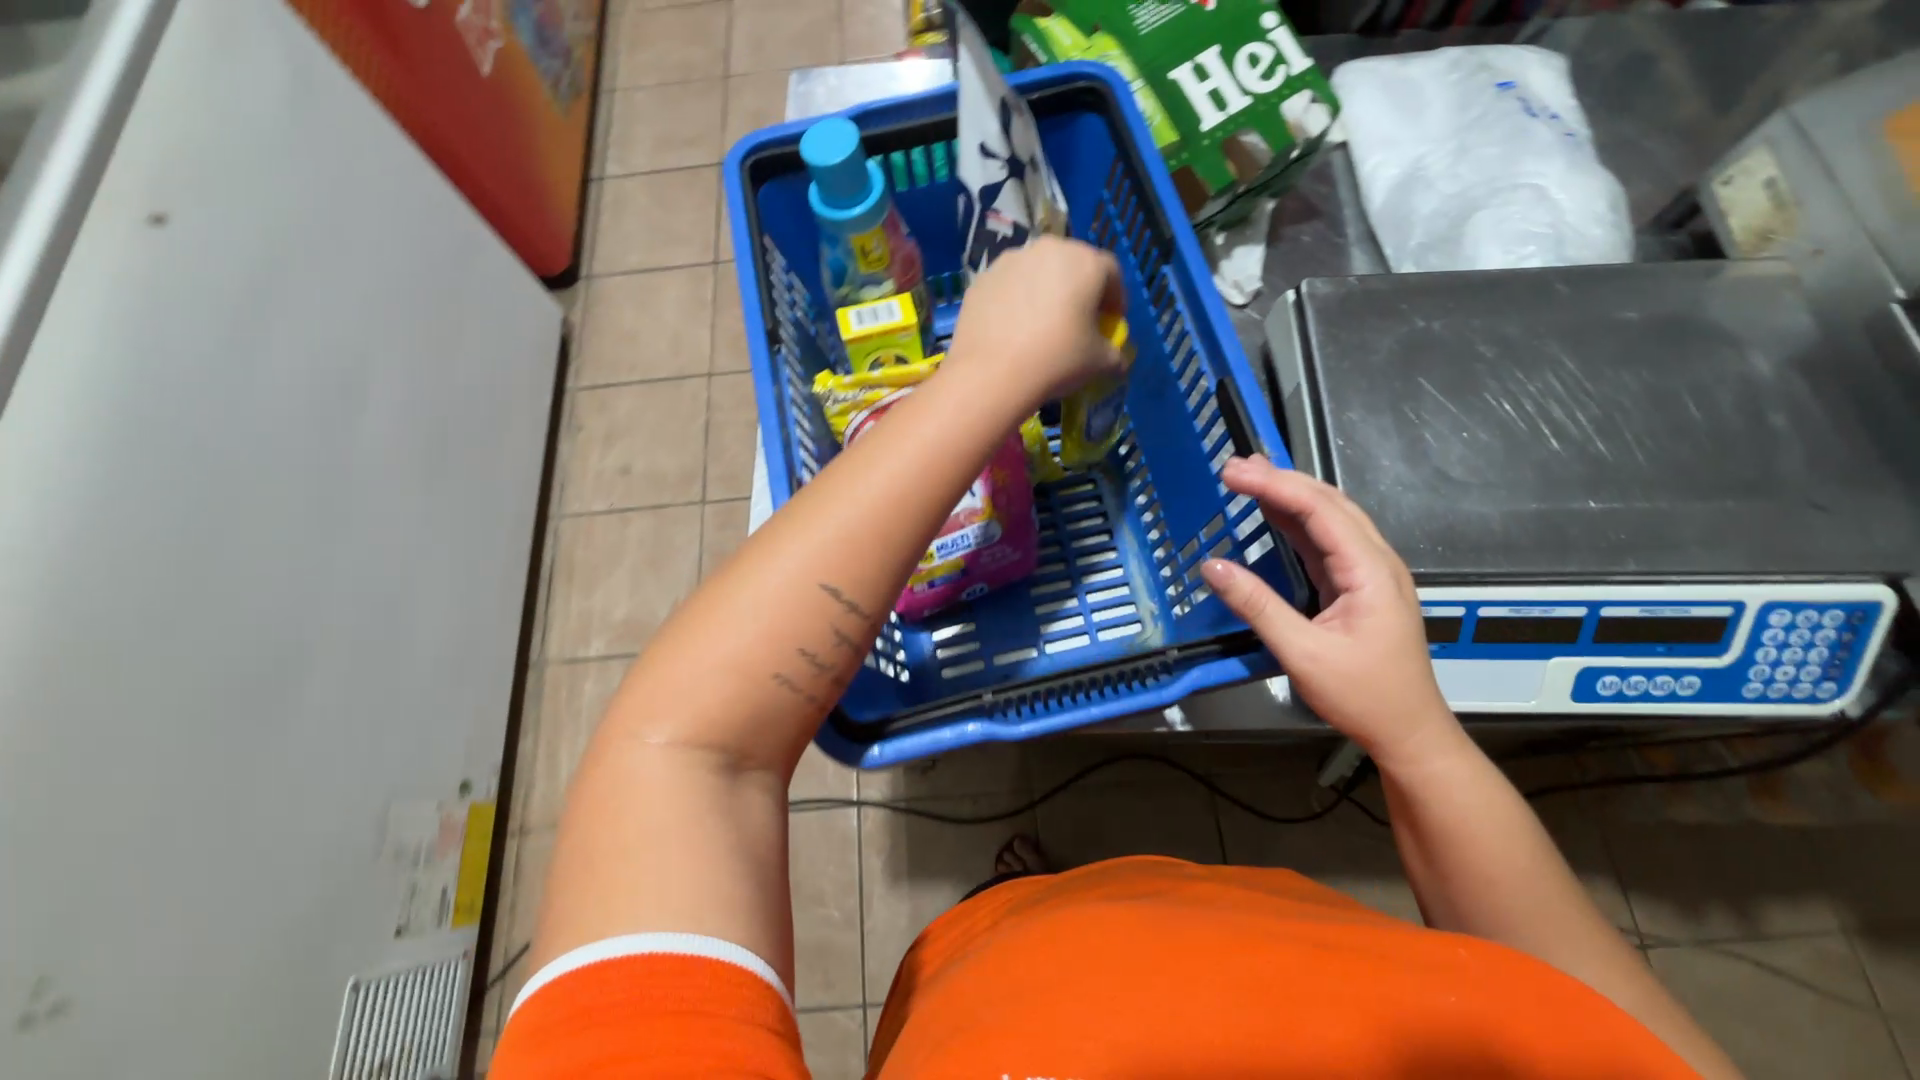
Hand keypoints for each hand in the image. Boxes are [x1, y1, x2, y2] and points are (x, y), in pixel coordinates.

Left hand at [946, 236, 1127, 406]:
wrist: (991, 373)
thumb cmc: (1057, 360)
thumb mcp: (1099, 362)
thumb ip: (1115, 354)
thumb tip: (1116, 360)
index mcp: (1085, 262)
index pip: (1112, 272)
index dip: (1116, 297)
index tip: (1112, 320)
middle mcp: (1049, 249)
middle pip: (1072, 264)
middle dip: (1079, 289)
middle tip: (1078, 318)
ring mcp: (1010, 260)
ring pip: (1037, 272)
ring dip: (1045, 291)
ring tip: (1041, 323)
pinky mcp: (982, 278)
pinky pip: (1008, 286)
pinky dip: (1015, 300)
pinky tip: (1013, 329)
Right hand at [1199, 456, 1464, 771]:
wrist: (1408, 731)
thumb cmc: (1362, 695)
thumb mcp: (1303, 653)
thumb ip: (1257, 606)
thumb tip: (1212, 566)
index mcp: (1369, 571)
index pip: (1319, 510)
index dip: (1274, 486)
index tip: (1232, 474)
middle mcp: (1376, 561)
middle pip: (1329, 503)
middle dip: (1281, 479)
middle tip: (1234, 468)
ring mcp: (1371, 572)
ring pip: (1331, 517)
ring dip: (1291, 495)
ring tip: (1249, 478)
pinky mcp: (1360, 586)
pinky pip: (1328, 541)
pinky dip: (1298, 521)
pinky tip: (1274, 513)